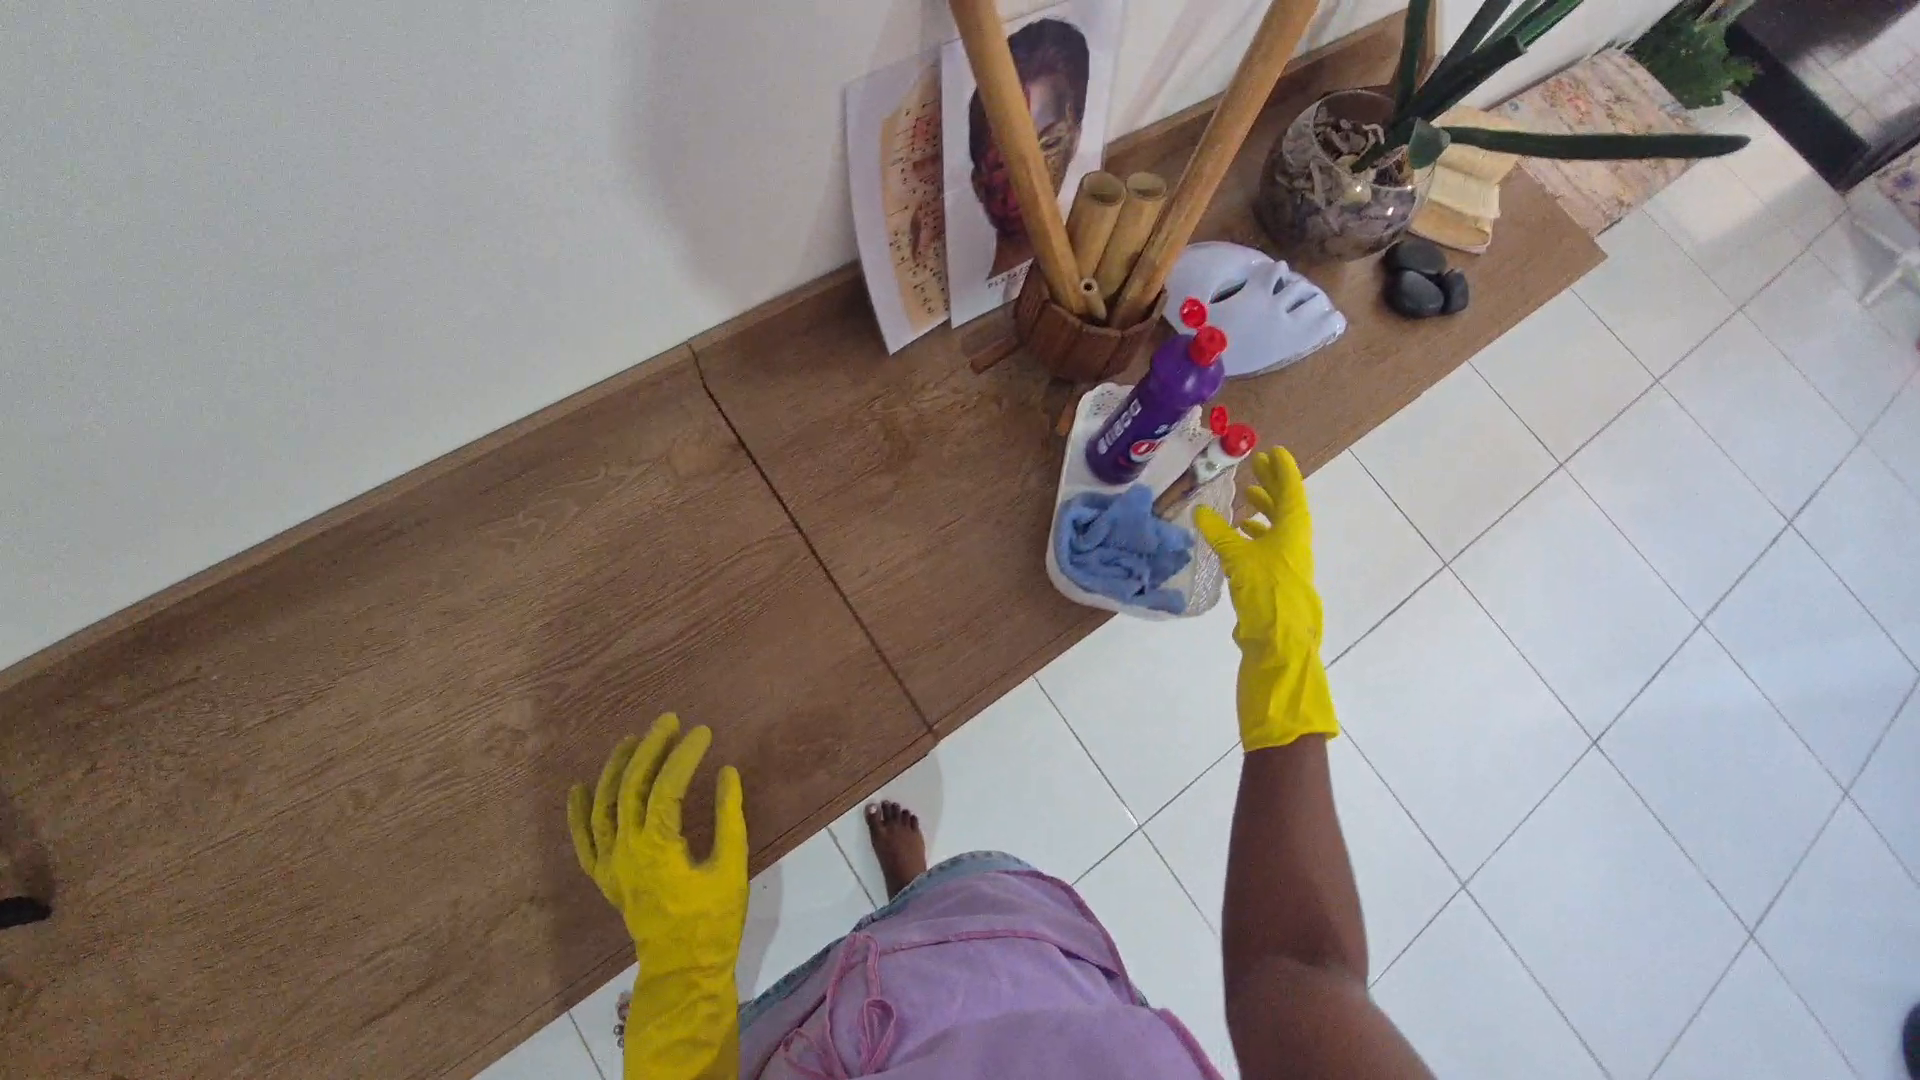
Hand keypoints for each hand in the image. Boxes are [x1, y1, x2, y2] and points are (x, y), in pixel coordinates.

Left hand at [567, 715, 746, 1079]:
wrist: (683, 968)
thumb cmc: (714, 919)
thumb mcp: (731, 865)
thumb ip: (728, 817)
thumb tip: (727, 773)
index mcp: (658, 847)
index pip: (667, 786)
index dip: (684, 755)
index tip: (704, 732)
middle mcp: (626, 851)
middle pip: (632, 788)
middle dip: (650, 749)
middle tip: (669, 720)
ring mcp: (610, 866)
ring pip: (603, 807)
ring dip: (616, 770)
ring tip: (632, 740)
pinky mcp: (606, 879)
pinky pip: (584, 842)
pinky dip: (578, 814)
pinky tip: (578, 788)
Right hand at [1194, 447, 1339, 750]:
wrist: (1282, 642)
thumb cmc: (1266, 594)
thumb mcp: (1238, 558)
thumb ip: (1219, 534)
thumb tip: (1199, 511)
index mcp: (1293, 531)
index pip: (1292, 491)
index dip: (1282, 471)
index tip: (1273, 452)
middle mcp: (1295, 543)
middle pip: (1287, 507)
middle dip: (1272, 487)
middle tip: (1257, 468)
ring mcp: (1289, 562)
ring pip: (1279, 528)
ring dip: (1265, 512)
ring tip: (1248, 500)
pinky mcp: (1278, 580)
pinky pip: (1270, 547)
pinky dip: (1256, 536)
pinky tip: (1240, 539)